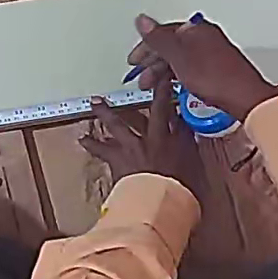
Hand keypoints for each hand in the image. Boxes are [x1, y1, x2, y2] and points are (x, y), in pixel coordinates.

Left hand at [78, 81, 204, 196]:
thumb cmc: (181, 193)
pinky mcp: (119, 156)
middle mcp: (158, 138)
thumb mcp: (194, 175)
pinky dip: (91, 144)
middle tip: (153, 78)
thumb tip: (190, 158)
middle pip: (158, 109)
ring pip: (119, 122)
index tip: (175, 88)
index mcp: (180, 143)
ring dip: (106, 111)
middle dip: (157, 92)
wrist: (161, 200)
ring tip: (96, 101)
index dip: (179, 103)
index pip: (182, 117)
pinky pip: (101, 148)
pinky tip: (82, 139)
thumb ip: (190, 161)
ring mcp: (136, 145)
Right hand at [126, 13, 277, 119]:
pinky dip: (176, 74)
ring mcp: (212, 53)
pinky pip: (189, 66)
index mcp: (196, 30)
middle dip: (152, 61)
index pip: (162, 32)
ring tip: (153, 84)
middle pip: (170, 45)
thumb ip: (158, 38)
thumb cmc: (216, 77)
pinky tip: (173, 84)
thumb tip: (142, 20)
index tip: (135, 60)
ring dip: (163, 70)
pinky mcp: (217, 67)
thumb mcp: (178, 56)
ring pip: (179, 57)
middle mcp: (205, 37)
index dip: (145, 47)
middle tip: (142, 75)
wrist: (245, 98)